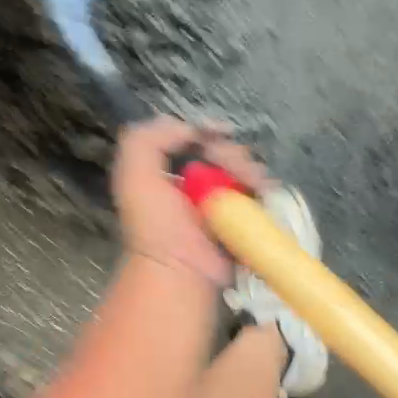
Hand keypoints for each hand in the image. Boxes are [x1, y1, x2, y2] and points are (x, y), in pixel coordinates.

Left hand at [112, 117, 267, 286]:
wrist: (179, 270)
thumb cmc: (154, 224)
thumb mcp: (133, 173)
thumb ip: (148, 138)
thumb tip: (190, 127)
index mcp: (169, 171)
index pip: (194, 139)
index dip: (207, 131)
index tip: (220, 132)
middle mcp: (195, 184)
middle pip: (223, 152)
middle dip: (232, 153)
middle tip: (236, 167)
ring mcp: (221, 204)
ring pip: (243, 170)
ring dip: (250, 169)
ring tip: (253, 180)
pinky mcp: (241, 221)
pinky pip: (257, 195)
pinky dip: (262, 189)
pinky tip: (263, 189)